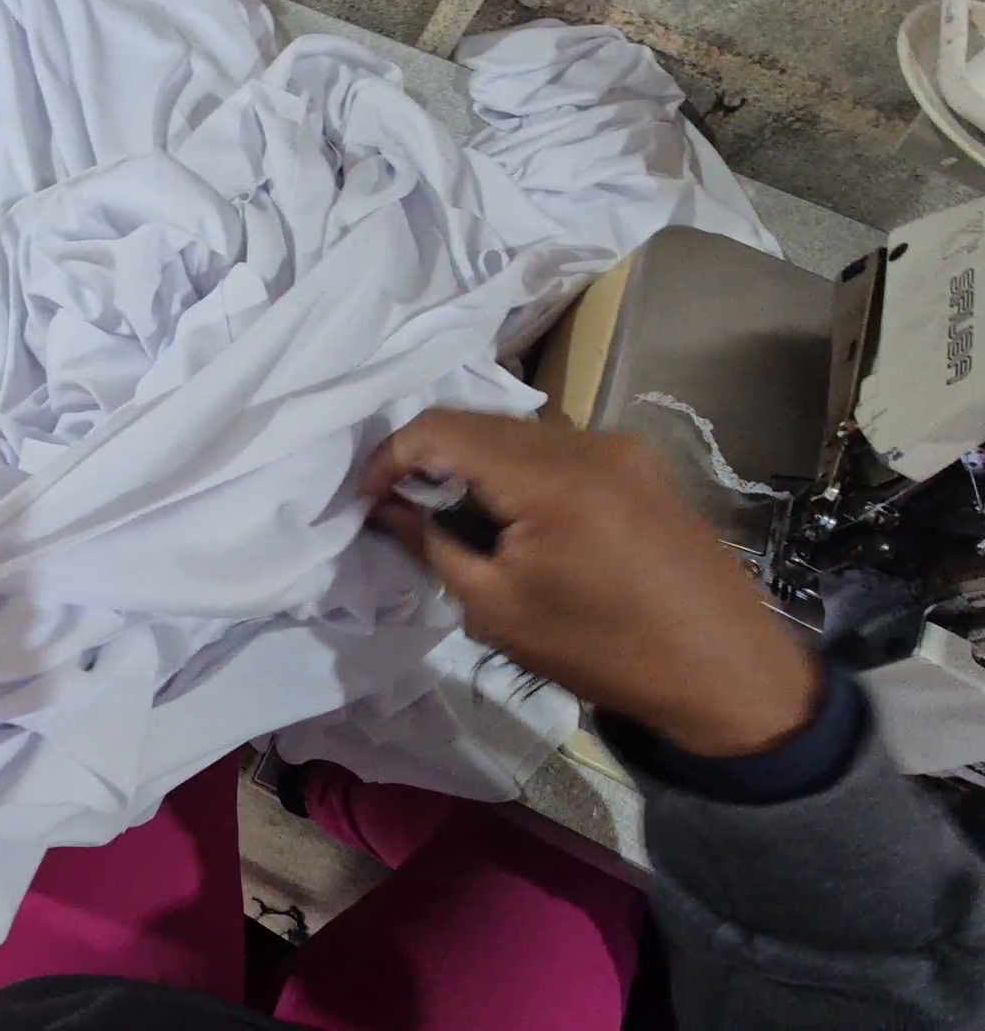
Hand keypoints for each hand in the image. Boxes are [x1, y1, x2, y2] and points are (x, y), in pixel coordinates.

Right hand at [364, 411, 820, 757]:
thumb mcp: (494, 606)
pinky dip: (506, 465)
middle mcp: (587, 443)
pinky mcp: (636, 463)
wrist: (729, 676)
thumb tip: (384, 507)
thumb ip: (430, 542)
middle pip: (474, 421)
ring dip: (464, 459)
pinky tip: (502, 508)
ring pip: (510, 429)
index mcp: (550, 479)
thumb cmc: (600, 649)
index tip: (368, 498)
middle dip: (422, 456)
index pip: (440, 430)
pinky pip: (548, 444)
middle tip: (398, 503)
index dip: (389, 456)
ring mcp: (619, 448)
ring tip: (446, 508)